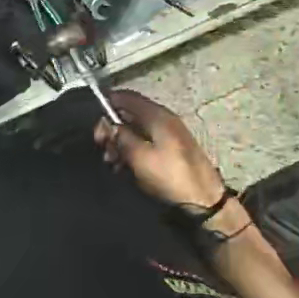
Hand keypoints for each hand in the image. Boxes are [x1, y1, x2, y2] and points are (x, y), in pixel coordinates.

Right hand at [95, 90, 226, 209]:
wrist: (203, 201)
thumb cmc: (169, 175)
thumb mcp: (139, 156)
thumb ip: (120, 137)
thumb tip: (105, 123)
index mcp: (157, 115)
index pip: (128, 97)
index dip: (108, 104)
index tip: (95, 121)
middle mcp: (164, 119)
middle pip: (131, 114)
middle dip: (113, 128)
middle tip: (102, 146)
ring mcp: (169, 134)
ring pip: (137, 130)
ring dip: (121, 142)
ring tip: (112, 161)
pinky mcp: (172, 150)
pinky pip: (146, 142)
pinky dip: (132, 150)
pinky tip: (124, 166)